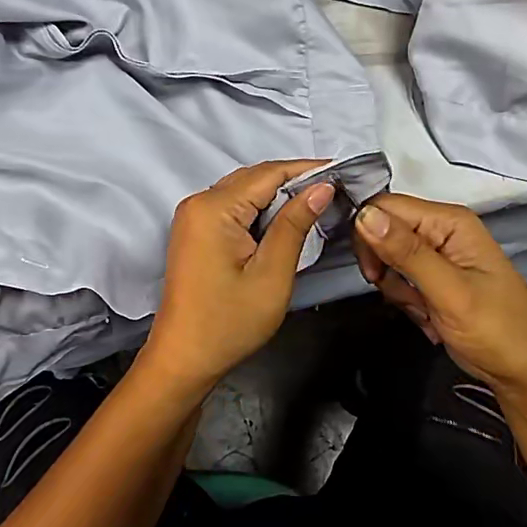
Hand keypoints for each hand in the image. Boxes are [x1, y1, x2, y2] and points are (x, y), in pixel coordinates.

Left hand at [141, 160, 334, 392]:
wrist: (184, 356)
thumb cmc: (227, 323)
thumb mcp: (271, 274)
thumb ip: (295, 225)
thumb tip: (321, 188)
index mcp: (213, 208)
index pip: (268, 173)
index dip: (306, 169)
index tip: (342, 172)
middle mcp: (198, 202)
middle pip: (254, 177)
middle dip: (293, 180)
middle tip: (334, 190)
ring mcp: (192, 216)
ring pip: (243, 190)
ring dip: (277, 195)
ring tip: (316, 203)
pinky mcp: (194, 230)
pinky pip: (231, 206)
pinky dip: (259, 209)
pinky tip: (283, 220)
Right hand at [352, 193, 526, 391]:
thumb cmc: (500, 331)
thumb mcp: (451, 292)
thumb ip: (406, 253)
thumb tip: (363, 216)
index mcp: (449, 221)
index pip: (385, 207)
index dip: (369, 235)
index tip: (373, 273)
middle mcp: (440, 230)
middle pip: (381, 230)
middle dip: (384, 266)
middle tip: (403, 294)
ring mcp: (437, 254)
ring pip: (386, 258)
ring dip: (396, 289)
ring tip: (426, 310)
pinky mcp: (432, 277)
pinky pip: (398, 278)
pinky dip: (405, 300)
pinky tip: (429, 317)